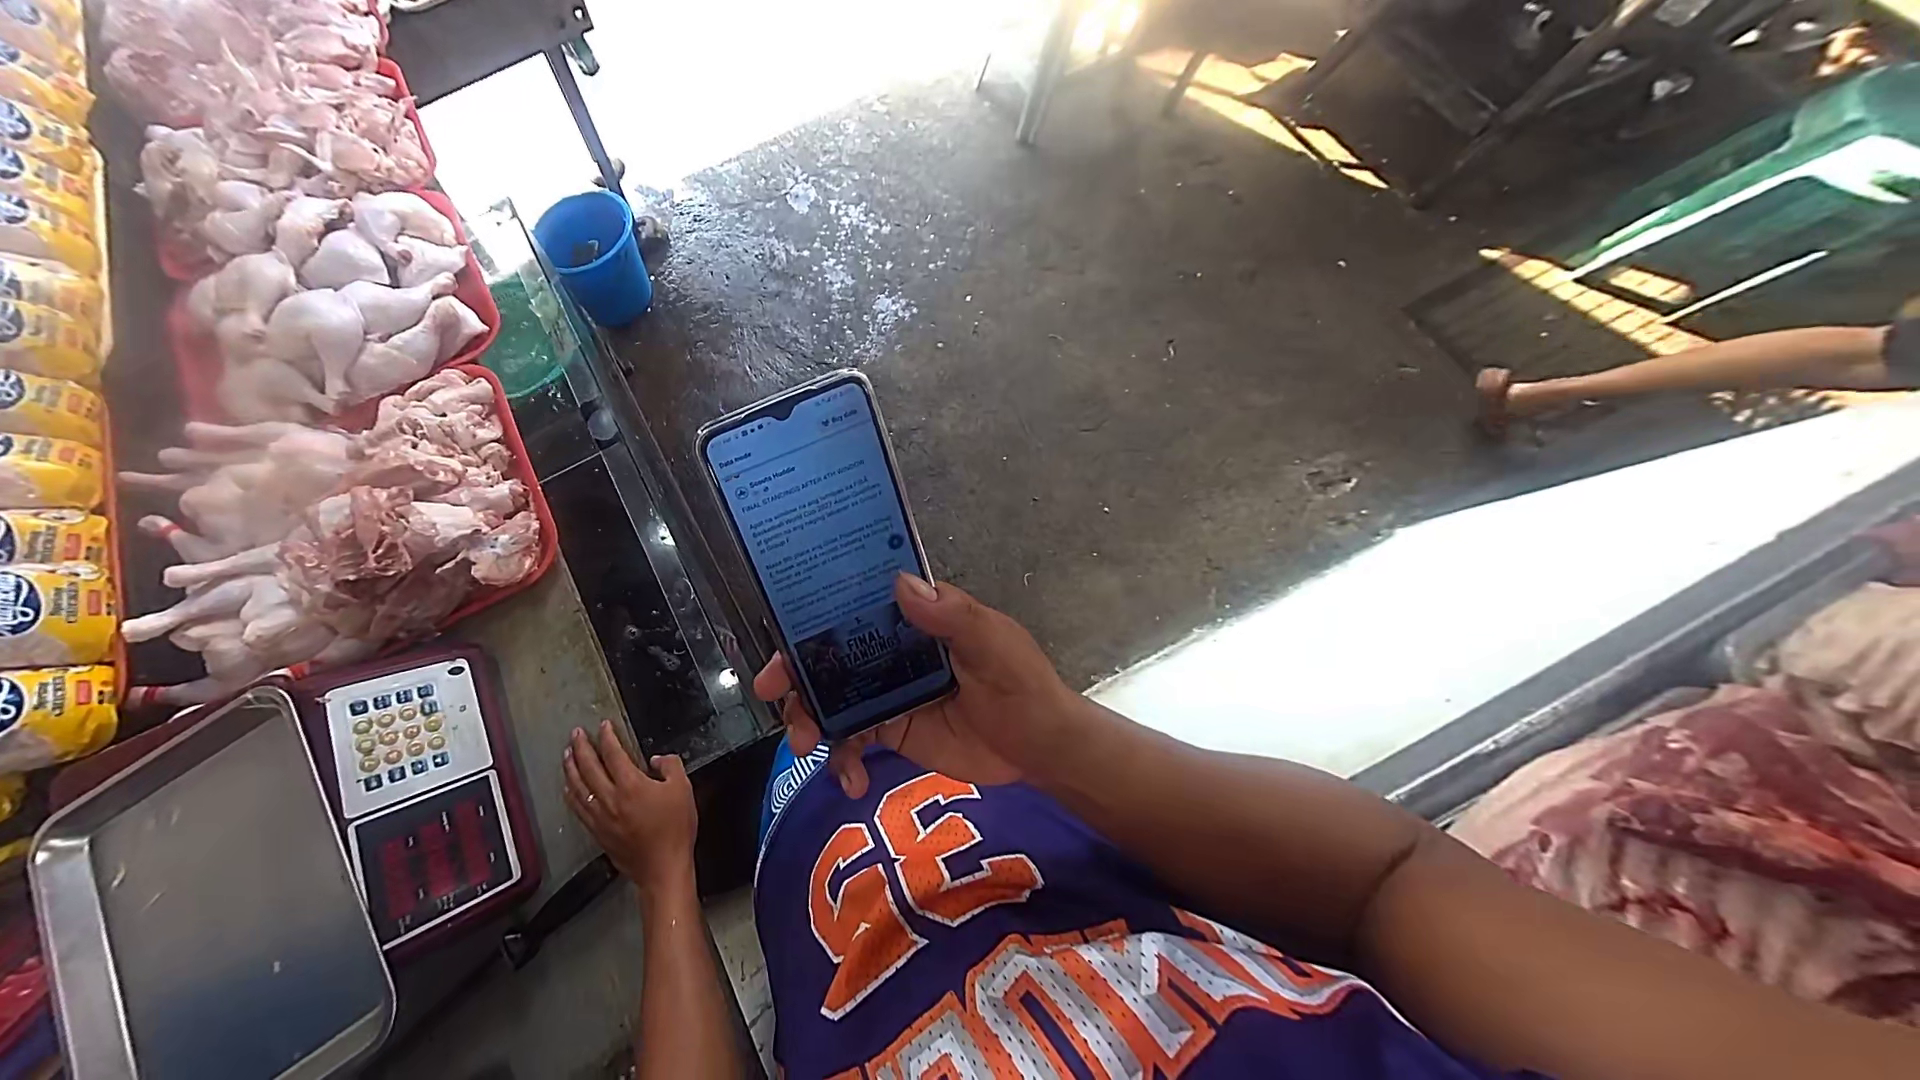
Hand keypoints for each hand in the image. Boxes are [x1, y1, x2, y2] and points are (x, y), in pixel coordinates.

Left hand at [563, 720, 696, 891]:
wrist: (662, 866)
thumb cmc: (675, 827)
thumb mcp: (684, 789)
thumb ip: (670, 767)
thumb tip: (657, 760)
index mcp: (631, 785)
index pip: (614, 754)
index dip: (608, 737)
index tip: (604, 726)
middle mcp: (610, 798)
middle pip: (589, 768)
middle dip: (582, 748)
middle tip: (575, 734)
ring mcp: (600, 816)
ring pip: (578, 787)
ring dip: (571, 768)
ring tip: (567, 754)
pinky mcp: (596, 831)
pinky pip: (577, 807)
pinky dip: (570, 793)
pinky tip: (568, 788)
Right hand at [753, 574, 1087, 797]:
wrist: (1039, 749)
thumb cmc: (1022, 685)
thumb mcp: (993, 643)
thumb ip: (952, 616)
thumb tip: (901, 583)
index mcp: (918, 621)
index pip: (859, 607)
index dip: (817, 615)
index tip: (786, 633)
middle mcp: (895, 651)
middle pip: (833, 654)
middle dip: (798, 672)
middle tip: (774, 693)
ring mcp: (890, 693)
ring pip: (833, 700)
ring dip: (810, 720)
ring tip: (806, 747)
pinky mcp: (892, 731)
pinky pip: (852, 742)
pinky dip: (842, 761)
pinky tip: (851, 783)